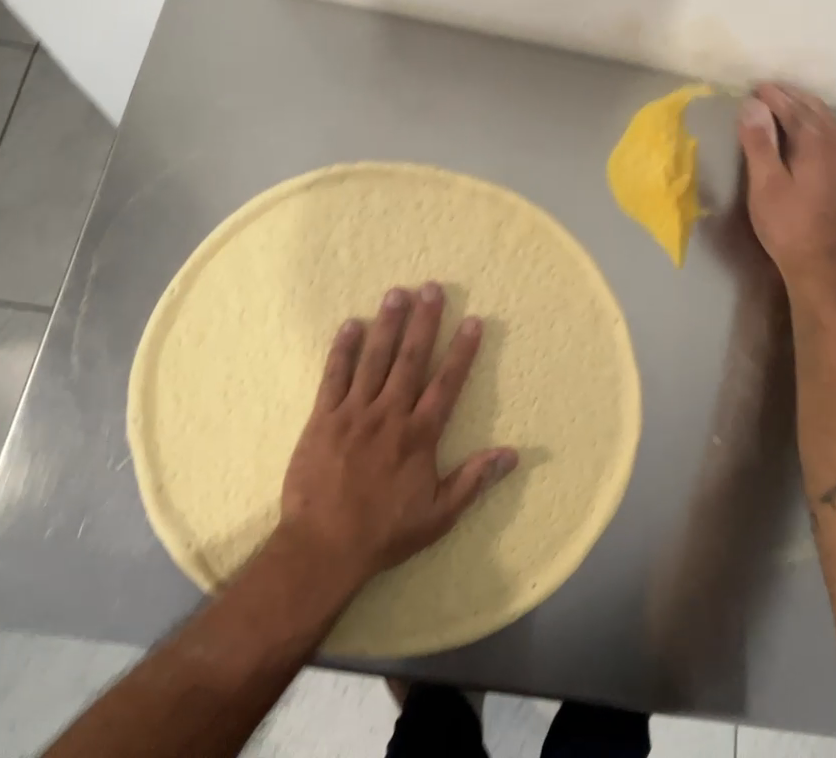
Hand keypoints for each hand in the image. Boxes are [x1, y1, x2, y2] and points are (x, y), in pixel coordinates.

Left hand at [275, 283, 518, 592]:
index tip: (471, 321)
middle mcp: (389, 416)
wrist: (323, 548)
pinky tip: (350, 325)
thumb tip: (513, 454)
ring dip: (387, 324)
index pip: (446, 383)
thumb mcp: (440, 515)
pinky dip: (342, 350)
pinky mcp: (322, 420)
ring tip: (396, 293)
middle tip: (431, 288)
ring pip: (373, 360)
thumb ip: (474, 480)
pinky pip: (333, 377)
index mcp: (420, 436)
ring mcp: (353, 414)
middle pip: (410, 359)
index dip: (461, 351)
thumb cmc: (385, 534)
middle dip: (423, 322)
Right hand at [737, 82, 835, 284]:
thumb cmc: (786, 223)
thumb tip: (752, 105)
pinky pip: (831, 134)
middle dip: (792, 97)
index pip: (793, 109)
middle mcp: (834, 146)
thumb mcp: (765, 183)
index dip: (774, 97)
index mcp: (815, 144)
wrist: (819, 259)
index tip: (756, 87)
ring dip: (806, 108)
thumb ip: (759, 143)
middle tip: (768, 91)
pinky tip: (808, 131)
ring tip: (786, 103)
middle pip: (814, 110)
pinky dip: (816, 122)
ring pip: (826, 122)